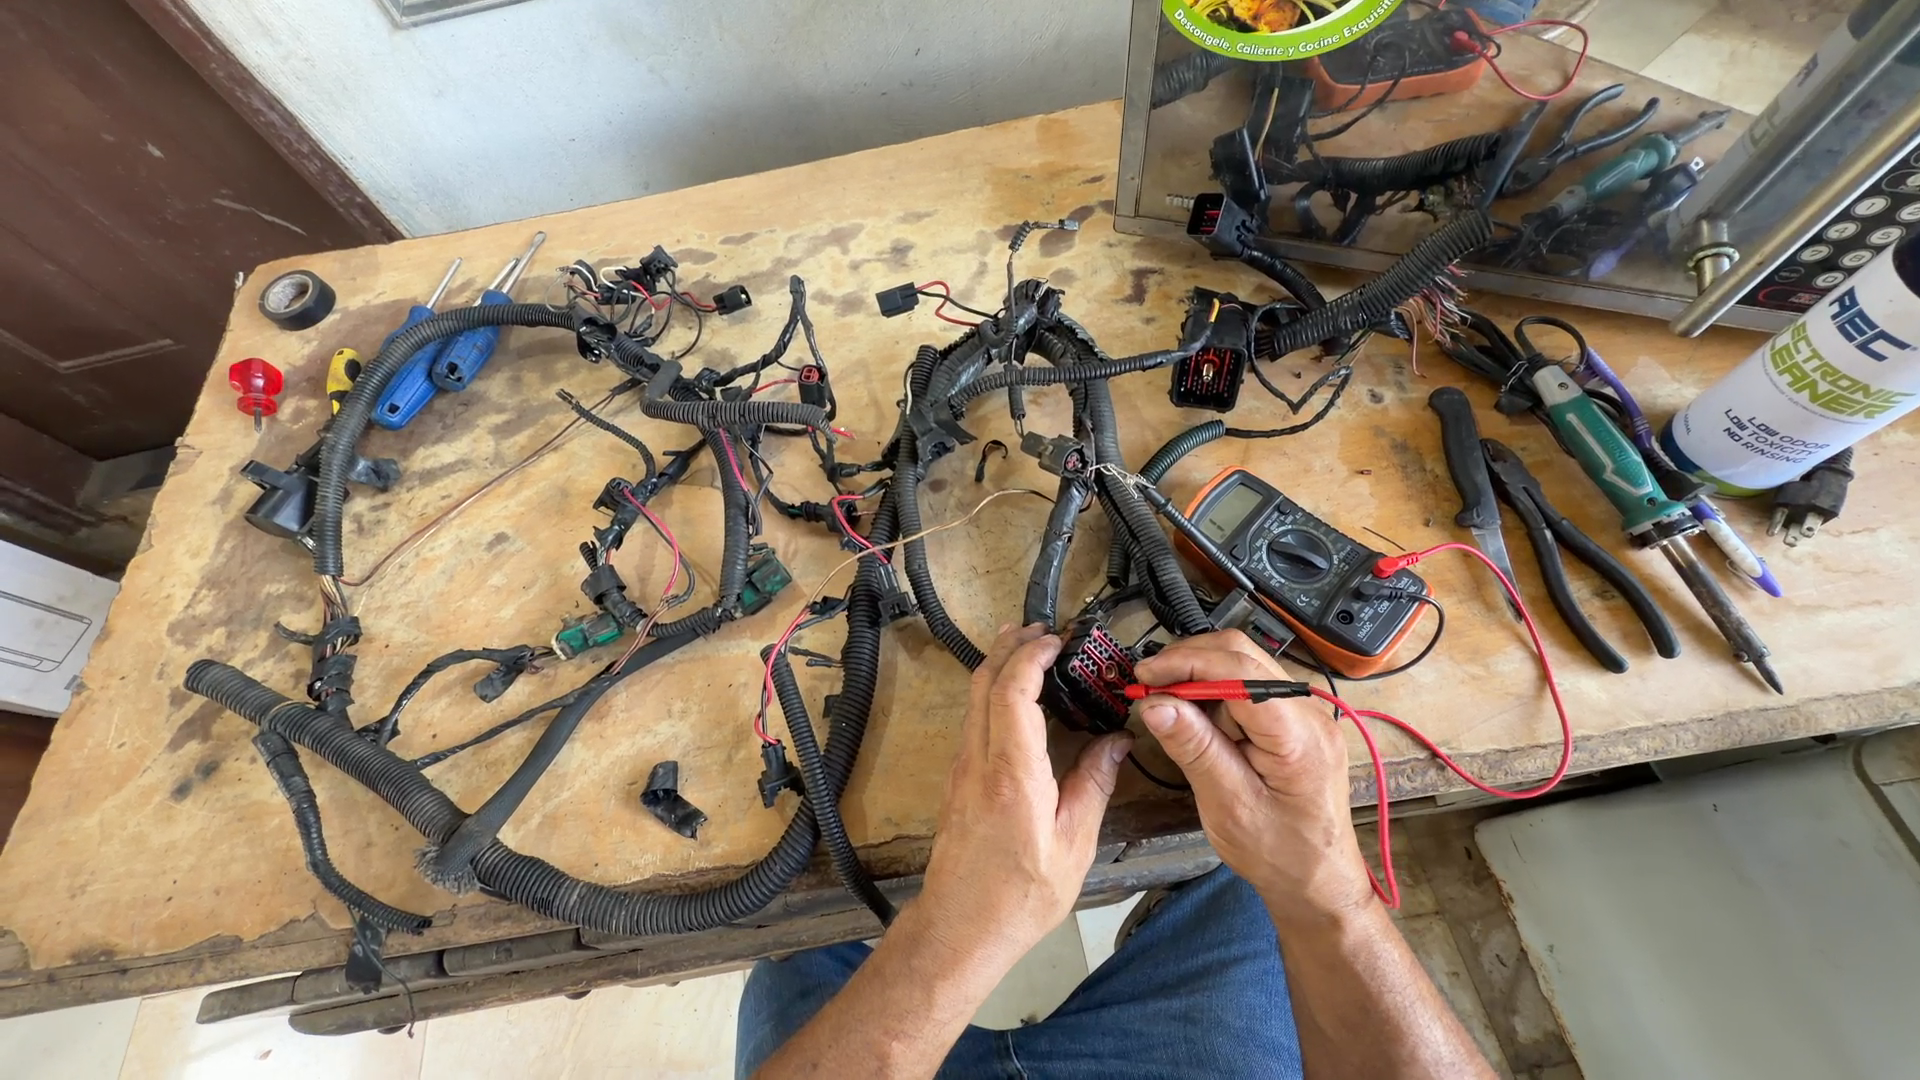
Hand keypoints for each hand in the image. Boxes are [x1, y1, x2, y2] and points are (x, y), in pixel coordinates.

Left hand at [903, 624, 1133, 981]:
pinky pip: (973, 717)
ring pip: (973, 697)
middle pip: (983, 682)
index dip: (1031, 656)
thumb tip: (1116, 740)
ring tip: (1028, 645)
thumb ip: (1093, 785)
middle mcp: (979, 758)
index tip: (1058, 639)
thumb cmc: (1021, 893)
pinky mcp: (958, 776)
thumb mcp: (1073, 845)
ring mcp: (962, 765)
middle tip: (1042, 628)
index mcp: (1012, 772)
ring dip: (998, 664)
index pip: (1012, 692)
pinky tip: (1015, 694)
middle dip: (1010, 646)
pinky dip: (993, 690)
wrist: (959, 926)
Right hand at [1130, 630, 1372, 924]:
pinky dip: (1212, 690)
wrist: (1319, 882)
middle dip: (1187, 661)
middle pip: (1241, 654)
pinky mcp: (1293, 717)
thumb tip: (1154, 704)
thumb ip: (1195, 749)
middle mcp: (1309, 710)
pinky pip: (1247, 685)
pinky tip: (1194, 715)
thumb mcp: (1228, 806)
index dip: (1185, 663)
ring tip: (1167, 704)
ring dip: (1198, 675)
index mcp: (1299, 734)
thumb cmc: (1278, 854)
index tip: (1143, 676)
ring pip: (1241, 663)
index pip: (1238, 671)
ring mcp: (1304, 710)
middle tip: (1148, 685)